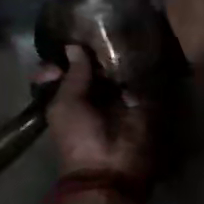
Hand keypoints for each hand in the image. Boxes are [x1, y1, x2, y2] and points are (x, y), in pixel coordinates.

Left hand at [36, 46, 150, 178]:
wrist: (109, 168)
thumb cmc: (78, 137)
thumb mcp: (65, 104)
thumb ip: (72, 76)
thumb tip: (74, 46)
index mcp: (67, 99)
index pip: (65, 72)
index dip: (65, 59)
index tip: (70, 47)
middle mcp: (92, 97)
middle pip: (92, 69)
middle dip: (95, 55)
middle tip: (100, 36)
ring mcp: (116, 101)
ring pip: (115, 73)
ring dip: (117, 60)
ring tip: (121, 38)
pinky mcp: (139, 105)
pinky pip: (137, 83)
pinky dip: (136, 72)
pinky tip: (136, 57)